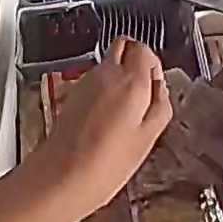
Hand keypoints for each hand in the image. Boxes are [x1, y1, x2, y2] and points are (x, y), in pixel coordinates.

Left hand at [18, 37, 172, 221]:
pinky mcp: (74, 91)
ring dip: (119, 73)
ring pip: (109, 61)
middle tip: (142, 89)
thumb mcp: (147, 138)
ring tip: (124, 110)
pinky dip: (104, 86)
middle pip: (124, 45)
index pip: (144, 48)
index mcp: (131, 80)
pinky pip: (96, 77)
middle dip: (135, 58)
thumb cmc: (109, 163)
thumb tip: (161, 87)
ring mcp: (87, 80)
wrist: (61, 176)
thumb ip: (160, 105)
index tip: (155, 86)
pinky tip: (106, 117)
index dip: (153, 63)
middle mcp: (107, 72)